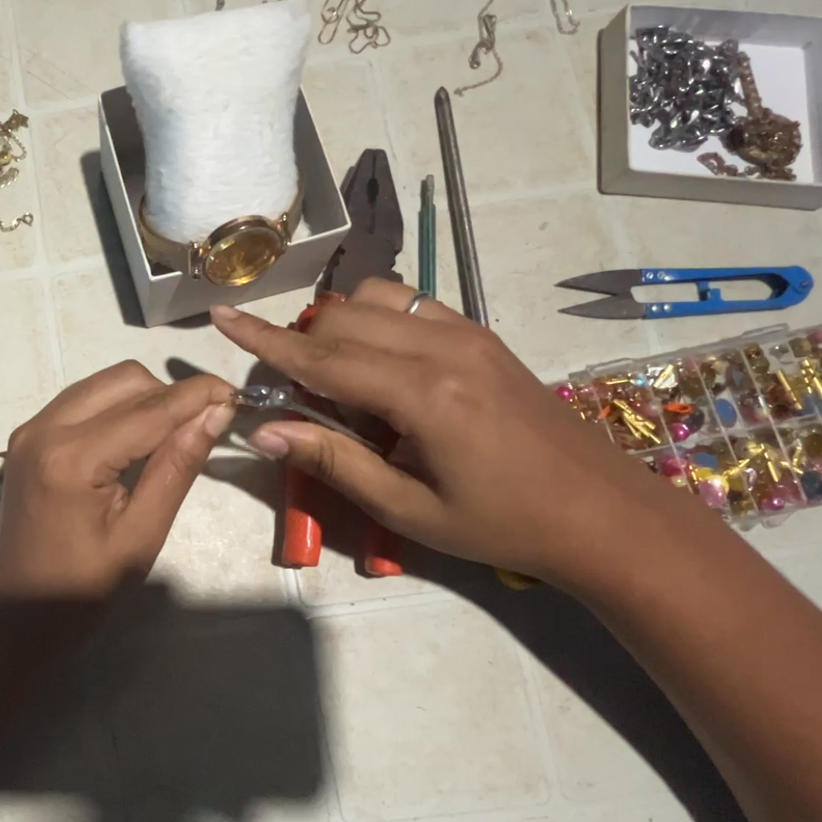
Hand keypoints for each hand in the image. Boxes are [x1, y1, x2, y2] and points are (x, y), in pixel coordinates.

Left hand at [0, 362, 234, 602]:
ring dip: (143, 398)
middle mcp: (45, 429)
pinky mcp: (27, 438)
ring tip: (174, 434)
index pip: (150, 408)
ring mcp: (30, 430)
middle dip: (170, 395)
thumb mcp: (141, 534)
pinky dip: (115, 408)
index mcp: (72, 458)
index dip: (198, 396)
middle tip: (204, 426)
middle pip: (124, 380)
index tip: (238, 395)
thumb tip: (215, 413)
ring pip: (101, 384)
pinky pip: (80, 401)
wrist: (18, 617)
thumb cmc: (84, 590)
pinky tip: (135, 441)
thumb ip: (177, 467)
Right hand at [211, 280, 705, 582]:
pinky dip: (375, 322)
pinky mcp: (481, 335)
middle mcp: (443, 346)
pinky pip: (409, 305)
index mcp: (424, 394)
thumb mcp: (407, 507)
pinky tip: (379, 366)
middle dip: (301, 345)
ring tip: (337, 380)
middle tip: (295, 398)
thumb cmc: (500, 523)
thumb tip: (264, 430)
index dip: (264, 339)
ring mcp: (467, 333)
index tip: (220, 316)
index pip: (322, 357)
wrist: (600, 512)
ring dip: (339, 327)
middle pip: (342, 318)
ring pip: (375, 298)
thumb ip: (332, 461)